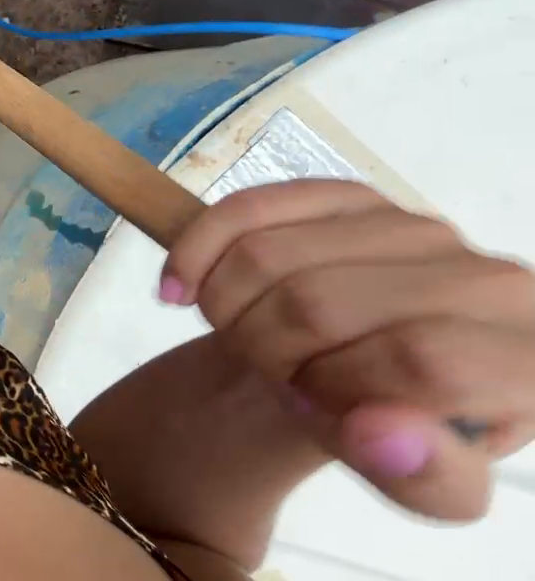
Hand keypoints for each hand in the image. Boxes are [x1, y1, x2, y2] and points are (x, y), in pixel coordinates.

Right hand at [161, 179, 534, 520]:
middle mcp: (497, 281)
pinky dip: (194, 251)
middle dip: (260, 346)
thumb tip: (376, 431)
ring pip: (267, 255)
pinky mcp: (346, 195)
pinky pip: (243, 208)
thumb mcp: (424, 483)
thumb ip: (418, 474)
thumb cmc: (392, 425)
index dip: (336, 385)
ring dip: (222, 304)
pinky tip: (181, 288)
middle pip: (319, 303)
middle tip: (264, 372)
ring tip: (234, 332)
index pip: (422, 361)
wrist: (352, 367)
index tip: (314, 406)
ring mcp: (415, 227)